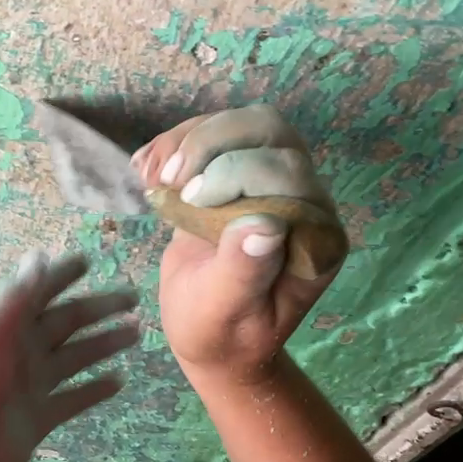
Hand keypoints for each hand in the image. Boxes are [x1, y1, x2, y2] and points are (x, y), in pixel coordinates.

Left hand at [0, 250, 137, 461]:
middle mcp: (16, 352)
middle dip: (96, 308)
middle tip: (133, 296)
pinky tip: (119, 381)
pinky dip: (94, 390)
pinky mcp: (38, 419)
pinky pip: (72, 399)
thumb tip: (38, 257)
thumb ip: (11, 301)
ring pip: (74, 358)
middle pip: (63, 322)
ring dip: (103, 343)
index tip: (88, 260)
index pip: (34, 292)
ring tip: (136, 331)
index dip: (59, 276)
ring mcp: (28, 386)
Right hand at [131, 105, 339, 381]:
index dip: (236, 170)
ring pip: (239, 125)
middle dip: (212, 141)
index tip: (190, 198)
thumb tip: (264, 226)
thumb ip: (247, 271)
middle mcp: (301, 200)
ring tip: (153, 177)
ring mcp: (268, 185)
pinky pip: (212, 137)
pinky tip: (147, 171)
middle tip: (169, 179)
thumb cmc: (221, 334)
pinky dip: (174, 143)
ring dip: (189, 138)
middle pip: (268, 131)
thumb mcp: (228, 312)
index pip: (286, 171)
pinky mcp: (234, 180)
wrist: (207, 336)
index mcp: (314, 235)